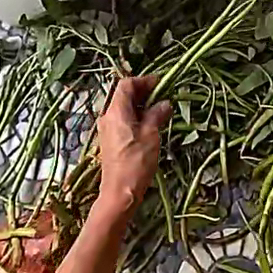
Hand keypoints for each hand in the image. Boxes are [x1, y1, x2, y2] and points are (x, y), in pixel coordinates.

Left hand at [97, 76, 171, 210]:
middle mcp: (108, 117)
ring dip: (140, 104)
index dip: (144, 81)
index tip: (160, 83)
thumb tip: (165, 103)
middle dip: (143, 91)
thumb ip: (157, 115)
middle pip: (123, 95)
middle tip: (163, 94)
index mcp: (116, 112)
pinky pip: (122, 120)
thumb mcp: (151, 135)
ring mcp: (107, 129)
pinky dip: (136, 116)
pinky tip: (150, 123)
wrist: (120, 192)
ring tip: (160, 108)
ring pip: (123, 108)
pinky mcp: (110, 140)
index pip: (126, 84)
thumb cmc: (136, 163)